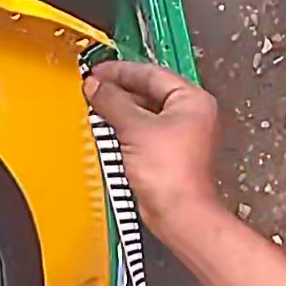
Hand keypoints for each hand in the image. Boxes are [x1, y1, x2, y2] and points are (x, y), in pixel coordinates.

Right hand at [83, 61, 221, 237]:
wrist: (178, 213)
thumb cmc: (172, 174)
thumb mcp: (135, 128)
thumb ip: (112, 102)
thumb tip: (95, 86)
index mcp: (192, 100)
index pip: (152, 74)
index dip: (121, 72)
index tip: (97, 72)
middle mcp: (191, 116)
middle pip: (149, 93)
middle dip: (118, 92)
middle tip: (92, 89)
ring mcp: (180, 137)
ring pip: (145, 114)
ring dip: (120, 111)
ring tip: (95, 106)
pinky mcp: (168, 156)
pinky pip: (143, 133)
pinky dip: (125, 129)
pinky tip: (107, 129)